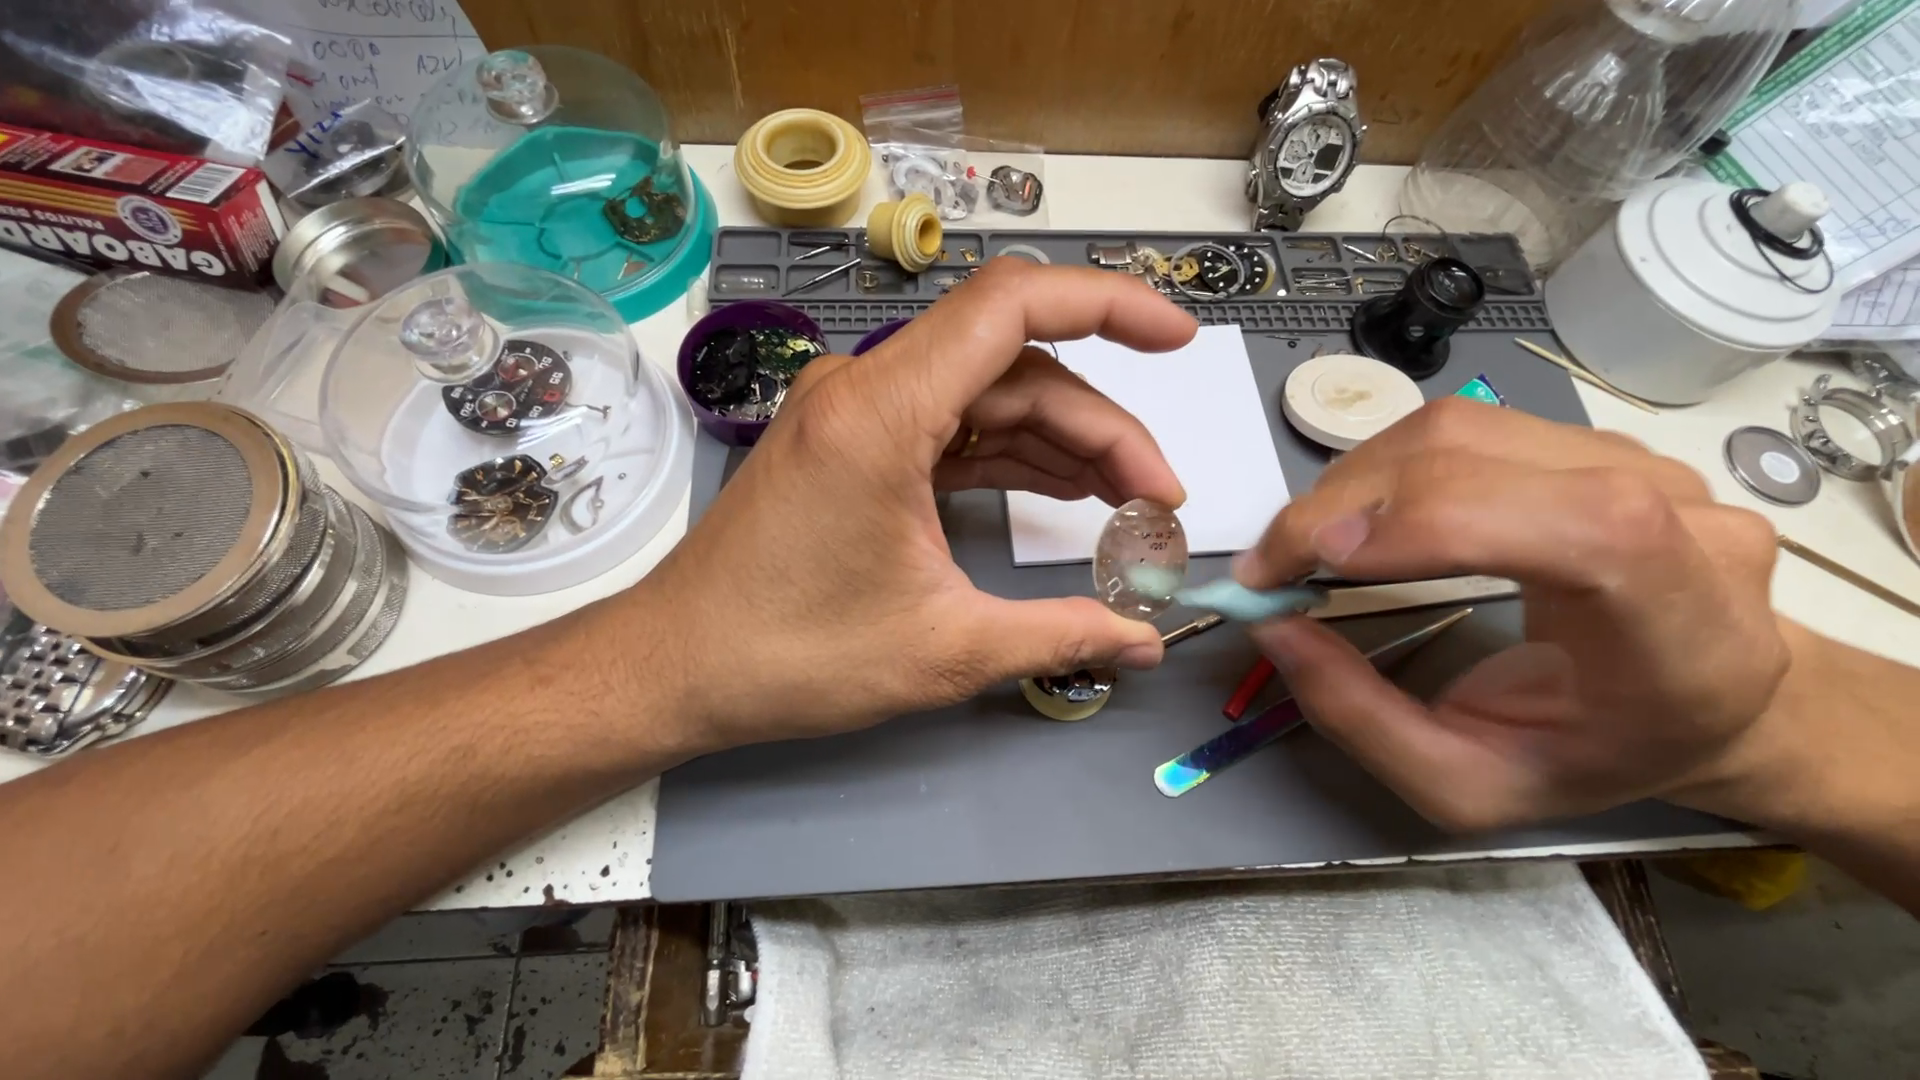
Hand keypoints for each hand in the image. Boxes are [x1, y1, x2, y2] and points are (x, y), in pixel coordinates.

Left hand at [634, 260, 1196, 753]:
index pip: (1012, 306)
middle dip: (1102, 427)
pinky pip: (952, 429)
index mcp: (883, 413)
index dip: (1109, 305)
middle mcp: (867, 389)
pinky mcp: (855, 446)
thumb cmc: (790, 656)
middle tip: (1159, 503)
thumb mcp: (943, 651)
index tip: (1177, 339)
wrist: (678, 667)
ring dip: (1062, 443)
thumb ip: (1060, 635)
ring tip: (1127, 504)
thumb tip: (1146, 643)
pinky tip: (1063, 491)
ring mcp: (857, 414)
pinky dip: (1010, 455)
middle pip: (1018, 369)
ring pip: (990, 398)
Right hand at [1235, 399, 1787, 829]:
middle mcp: (1674, 512)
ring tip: (1307, 545)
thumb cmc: (1593, 752)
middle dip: (1342, 506)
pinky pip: (1455, 428)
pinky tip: (1359, 519)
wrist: (1707, 696)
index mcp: (1680, 622)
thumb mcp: (1466, 785)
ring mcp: (1630, 457)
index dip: (1437, 521)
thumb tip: (1270, 624)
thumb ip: (1359, 718)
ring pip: (1450, 429)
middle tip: (1269, 567)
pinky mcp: (1581, 439)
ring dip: (1349, 483)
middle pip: (1477, 457)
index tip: (1315, 562)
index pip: (1579, 524)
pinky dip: (1379, 469)